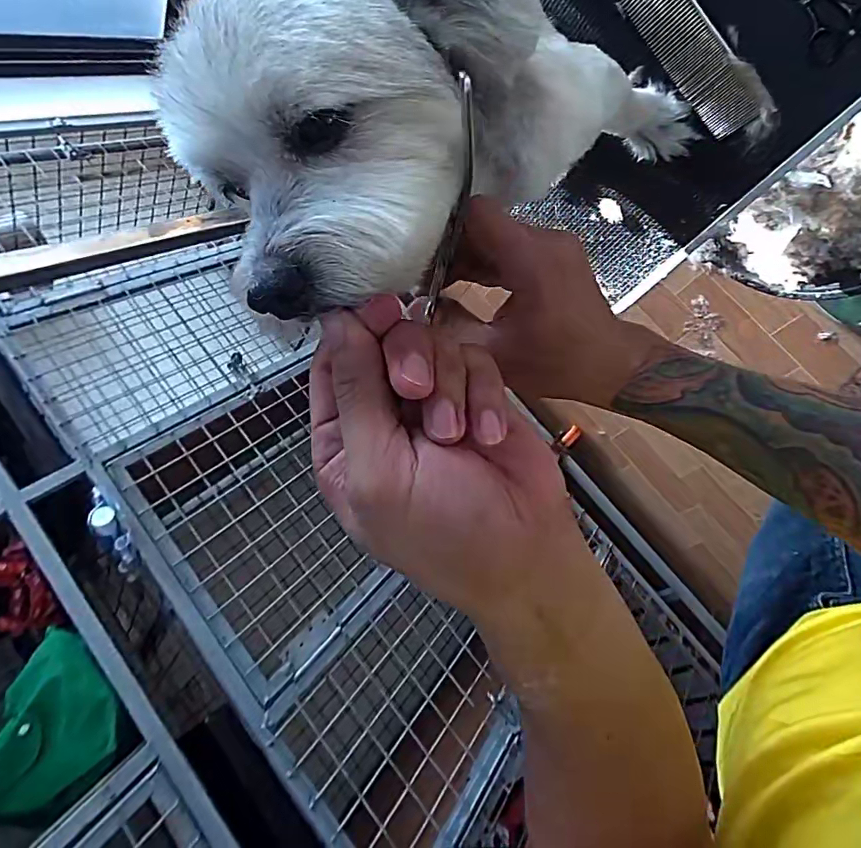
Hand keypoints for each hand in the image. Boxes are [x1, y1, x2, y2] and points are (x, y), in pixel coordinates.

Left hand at [310, 307, 592, 625]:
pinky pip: (478, 361)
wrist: (524, 549)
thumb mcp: (378, 470)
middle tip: (419, 390)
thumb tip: (336, 322)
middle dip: (409, 361)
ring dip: (451, 386)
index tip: (379, 310)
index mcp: (345, 435)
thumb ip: (356, 393)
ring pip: (438, 346)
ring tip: (459, 435)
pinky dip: (484, 394)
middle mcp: (390, 412)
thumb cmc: (440, 529)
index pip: (336, 362)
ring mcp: (441, 400)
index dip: (355, 331)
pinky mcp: (483, 395)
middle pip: (389, 343)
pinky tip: (488, 436)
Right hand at [376, 196, 671, 409]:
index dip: (443, 227)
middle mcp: (546, 240)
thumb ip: (449, 329)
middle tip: (423, 275)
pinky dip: (491, 262)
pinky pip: (515, 247)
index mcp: (532, 255)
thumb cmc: (562, 362)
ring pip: (499, 235)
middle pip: (486, 223)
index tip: (418, 252)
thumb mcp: (496, 353)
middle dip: (452, 246)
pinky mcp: (558, 256)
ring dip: (471, 255)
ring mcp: (556, 245)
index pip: (477, 212)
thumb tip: (407, 315)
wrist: (611, 363)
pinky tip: (468, 284)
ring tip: (441, 283)